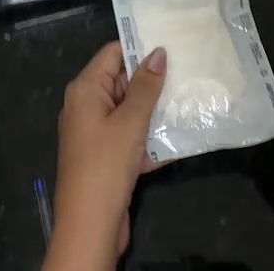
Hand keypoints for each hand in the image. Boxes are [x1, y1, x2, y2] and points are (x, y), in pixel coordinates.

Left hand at [43, 42, 165, 270]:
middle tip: (186, 76)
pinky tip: (175, 142)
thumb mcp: (130, 122)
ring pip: (128, 111)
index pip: (112, 54)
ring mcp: (94, 132)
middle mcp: (86, 105)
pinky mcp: (104, 156)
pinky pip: (128, 137)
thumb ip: (145, 86)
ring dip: (153, 113)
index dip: (139, 49)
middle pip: (121, 82)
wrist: (89, 227)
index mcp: (85, 89)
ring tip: (187, 105)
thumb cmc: (106, 166)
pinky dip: (147, 139)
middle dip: (151, 83)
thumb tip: (158, 52)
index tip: (170, 47)